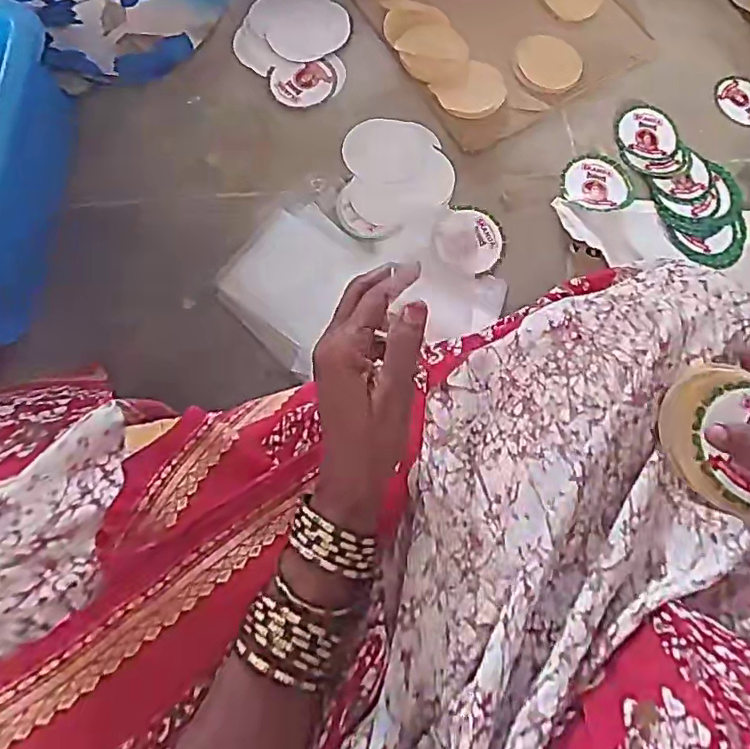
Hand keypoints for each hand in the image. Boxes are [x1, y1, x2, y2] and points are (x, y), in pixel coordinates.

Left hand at [310, 263, 427, 530]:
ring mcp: (330, 358)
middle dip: (381, 281)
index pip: (371, 300)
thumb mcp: (397, 390)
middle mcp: (330, 346)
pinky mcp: (336, 370)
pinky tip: (400, 338)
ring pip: (355, 316)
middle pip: (354, 299)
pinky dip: (377, 326)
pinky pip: (357, 335)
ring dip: (380, 304)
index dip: (396, 281)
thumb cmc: (375, 439)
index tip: (420, 268)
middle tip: (410, 270)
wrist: (350, 479)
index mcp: (342, 347)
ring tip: (412, 303)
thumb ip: (406, 344)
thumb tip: (416, 303)